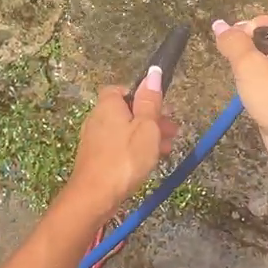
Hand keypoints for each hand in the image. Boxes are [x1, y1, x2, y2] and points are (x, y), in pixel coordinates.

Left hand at [61, 67, 180, 218]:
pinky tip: (150, 161)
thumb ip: (150, 101)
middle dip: (151, 118)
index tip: (160, 107)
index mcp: (107, 104)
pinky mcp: (96, 157)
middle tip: (173, 130)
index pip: (122, 89)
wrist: (95, 195)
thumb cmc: (125, 157)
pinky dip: (135, 149)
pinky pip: (119, 146)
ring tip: (168, 148)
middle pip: (127, 110)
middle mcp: (97, 117)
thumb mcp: (146, 127)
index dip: (142, 95)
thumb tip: (154, 72)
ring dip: (147, 135)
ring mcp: (94, 138)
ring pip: (125, 130)